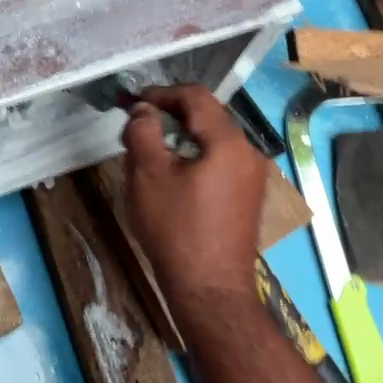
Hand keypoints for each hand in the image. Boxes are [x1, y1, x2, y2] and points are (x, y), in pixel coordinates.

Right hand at [121, 84, 266, 300]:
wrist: (209, 290)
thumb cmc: (176, 228)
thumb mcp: (147, 174)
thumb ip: (142, 131)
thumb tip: (143, 110)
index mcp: (228, 142)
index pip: (195, 96)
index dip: (160, 93)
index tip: (131, 102)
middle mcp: (248, 153)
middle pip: (206, 115)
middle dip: (169, 113)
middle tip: (136, 122)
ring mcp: (251, 177)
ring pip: (212, 138)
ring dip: (180, 135)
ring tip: (149, 148)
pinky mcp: (246, 196)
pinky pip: (218, 159)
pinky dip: (193, 154)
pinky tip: (171, 173)